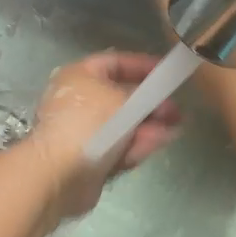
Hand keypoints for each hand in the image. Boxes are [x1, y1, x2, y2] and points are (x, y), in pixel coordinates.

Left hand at [28, 52, 183, 218]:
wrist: (59, 174)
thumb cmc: (90, 125)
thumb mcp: (124, 99)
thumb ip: (146, 94)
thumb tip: (157, 98)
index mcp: (78, 77)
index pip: (114, 62)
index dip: (143, 66)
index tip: (168, 73)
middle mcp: (77, 102)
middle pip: (120, 97)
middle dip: (150, 103)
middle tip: (176, 110)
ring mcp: (81, 132)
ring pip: (121, 125)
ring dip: (148, 125)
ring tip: (175, 127)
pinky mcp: (87, 158)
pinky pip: (116, 146)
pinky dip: (136, 144)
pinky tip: (159, 142)